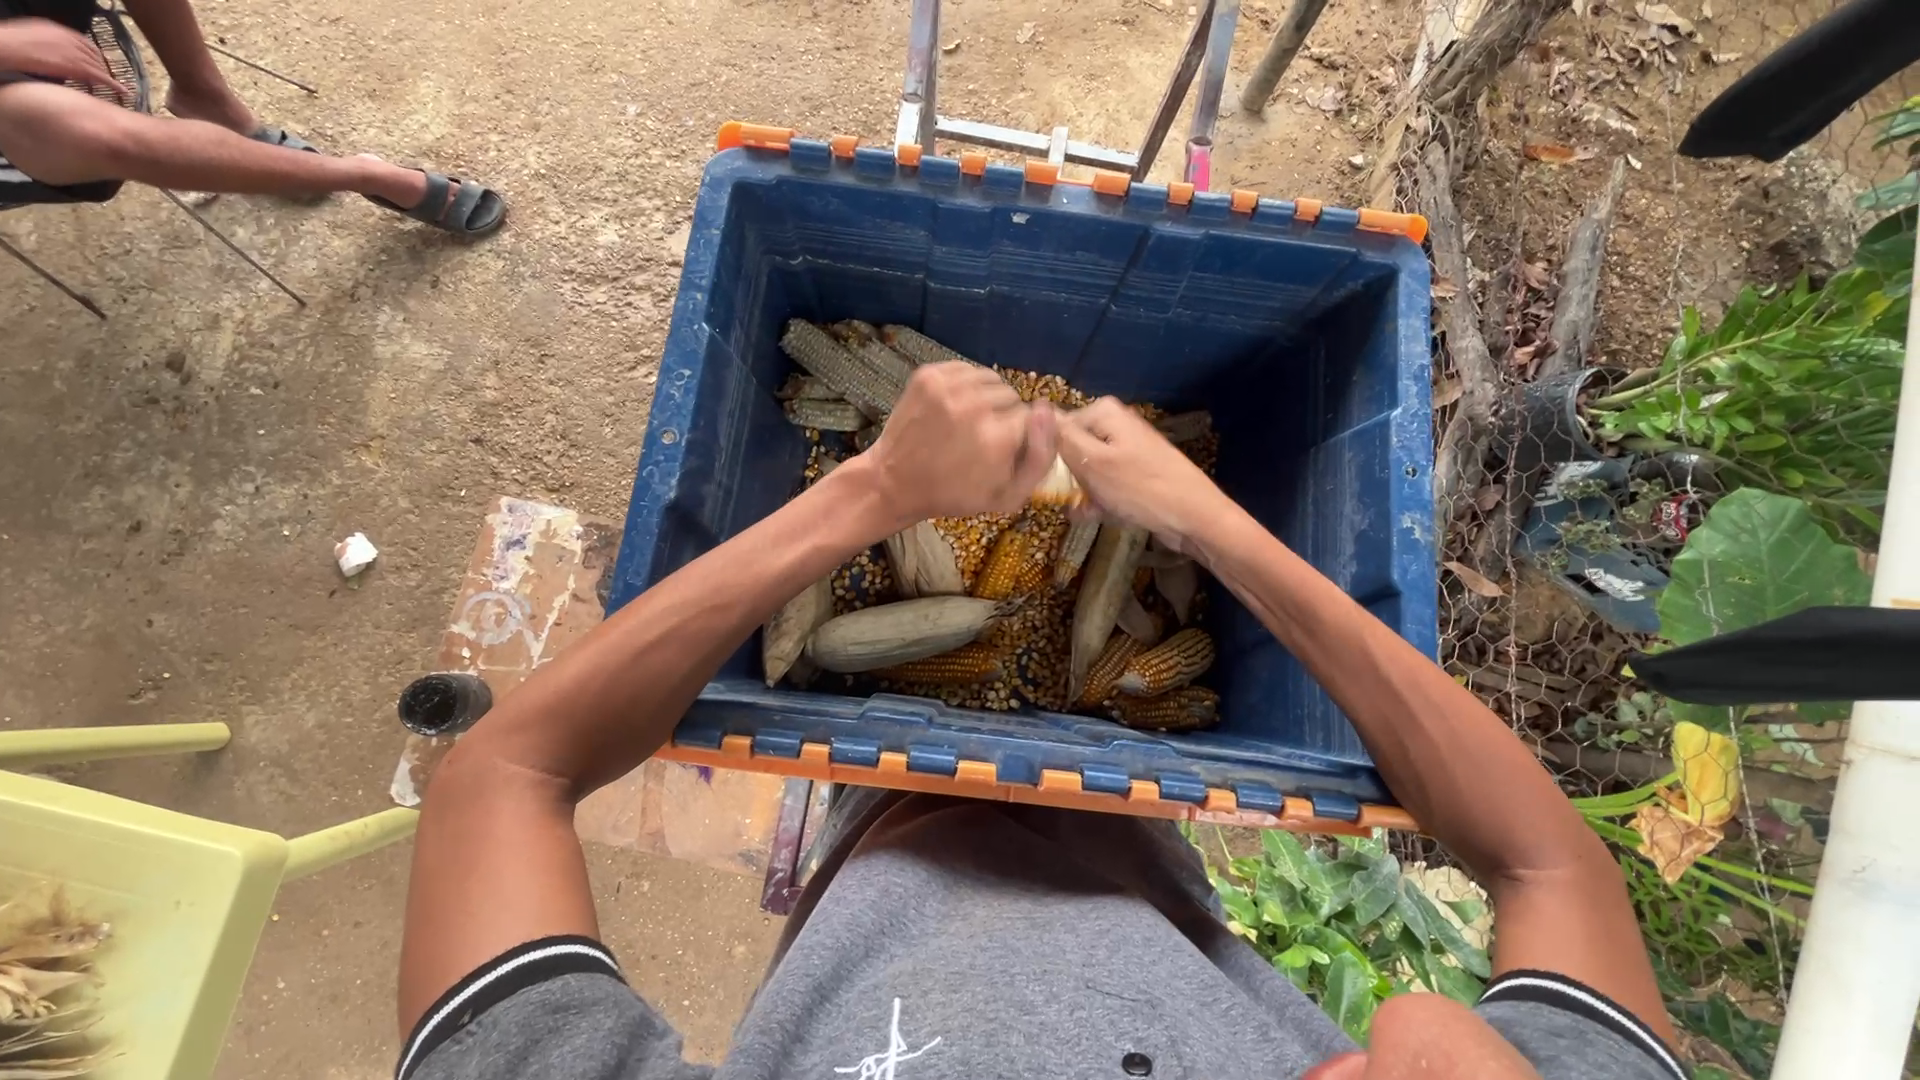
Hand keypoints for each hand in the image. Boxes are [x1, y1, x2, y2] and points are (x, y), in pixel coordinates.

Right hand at [0, 18, 127, 96]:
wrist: (3, 46)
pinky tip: (123, 92)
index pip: (85, 43)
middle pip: (95, 56)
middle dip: (101, 67)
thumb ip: (50, 42)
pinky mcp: (77, 66)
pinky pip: (102, 77)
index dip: (94, 55)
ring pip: (99, 66)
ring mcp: (74, 52)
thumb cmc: (11, 43)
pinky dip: (114, 85)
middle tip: (106, 78)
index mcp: (57, 29)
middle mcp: (69, 39)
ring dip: (106, 77)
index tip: (98, 64)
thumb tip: (59, 52)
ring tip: (113, 87)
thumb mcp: (33, 35)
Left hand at [863, 362, 1057, 522]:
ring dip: (987, 398)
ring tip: (969, 422)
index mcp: (998, 437)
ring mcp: (948, 386)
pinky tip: (954, 409)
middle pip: (1013, 396)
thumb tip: (1049, 410)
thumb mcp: (1008, 496)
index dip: (1023, 434)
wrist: (894, 482)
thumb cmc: (955, 495)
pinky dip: (967, 386)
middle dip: (1005, 415)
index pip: (1033, 418)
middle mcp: (975, 405)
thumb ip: (1041, 456)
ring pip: (992, 380)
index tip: (1005, 449)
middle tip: (982, 439)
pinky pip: (967, 370)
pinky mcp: (929, 375)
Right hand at [1055, 397, 1224, 553]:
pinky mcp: (1133, 472)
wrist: (1193, 516)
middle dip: (1067, 478)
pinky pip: (1104, 483)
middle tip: (1071, 500)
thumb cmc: (1140, 487)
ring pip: (1085, 470)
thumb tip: (1034, 411)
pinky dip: (1099, 500)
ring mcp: (1125, 449)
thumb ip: (1061, 437)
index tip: (1045, 481)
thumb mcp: (1093, 462)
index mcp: (1103, 412)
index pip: (1055, 426)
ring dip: (1082, 494)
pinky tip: (1099, 515)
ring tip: (1088, 511)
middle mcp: (1114, 424)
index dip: (1048, 455)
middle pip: (1070, 449)